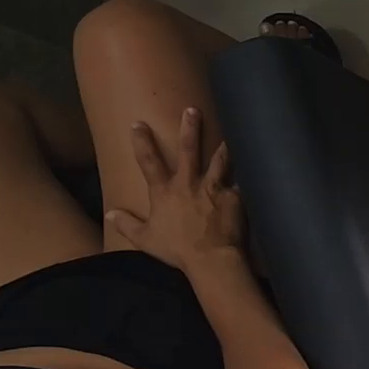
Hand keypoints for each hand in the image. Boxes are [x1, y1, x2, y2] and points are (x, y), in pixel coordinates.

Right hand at [106, 108, 243, 272]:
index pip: (148, 161)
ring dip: (224, 146)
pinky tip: (259, 165)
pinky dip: (249, 175)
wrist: (210, 258)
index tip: (138, 123)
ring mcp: (213, 188)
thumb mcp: (145, 239)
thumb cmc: (177, 250)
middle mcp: (188, 184)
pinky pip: (242, 183)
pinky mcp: (235, 197)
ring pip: (220, 160)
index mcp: (164, 192)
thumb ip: (127, 224)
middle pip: (188, 150)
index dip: (142, 141)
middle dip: (189, 128)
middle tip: (192, 110)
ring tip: (233, 132)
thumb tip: (109, 214)